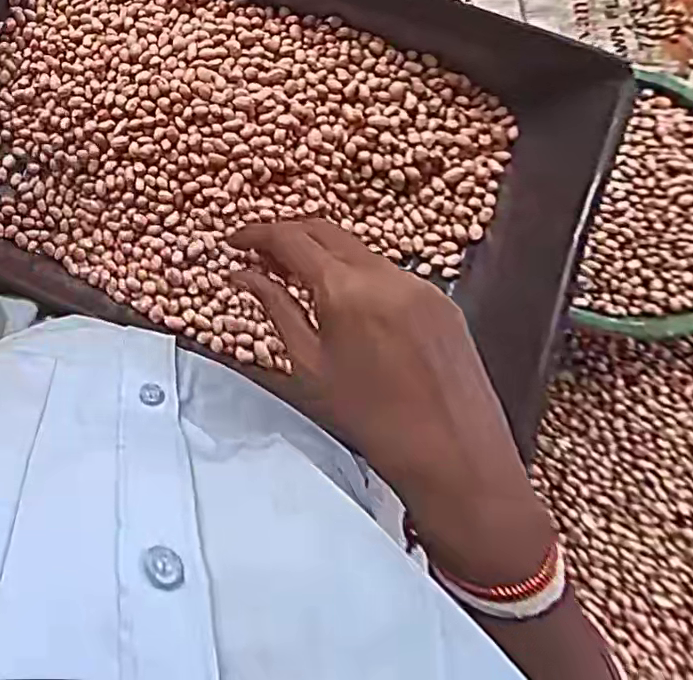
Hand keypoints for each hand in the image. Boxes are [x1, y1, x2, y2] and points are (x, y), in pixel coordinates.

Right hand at [228, 219, 554, 584]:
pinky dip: (351, 270)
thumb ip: (275, 306)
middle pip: (323, 230)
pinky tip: (338, 296)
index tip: (234, 242)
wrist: (458, 462)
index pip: (289, 238)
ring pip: (354, 247)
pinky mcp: (440, 301)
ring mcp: (419, 285)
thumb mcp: (308, 362)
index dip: (255, 233)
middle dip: (285, 234)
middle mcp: (386, 276)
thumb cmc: (371, 419)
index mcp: (346, 291)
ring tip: (292, 276)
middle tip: (257, 254)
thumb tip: (243, 275)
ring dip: (318, 252)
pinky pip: (384, 269)